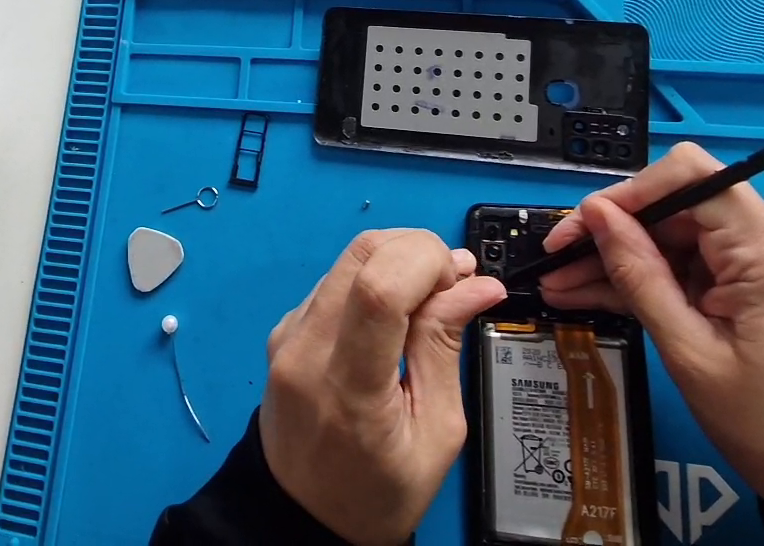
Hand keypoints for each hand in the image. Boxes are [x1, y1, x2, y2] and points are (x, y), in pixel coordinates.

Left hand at [260, 230, 507, 544]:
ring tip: (436, 290)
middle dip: (419, 249)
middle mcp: (305, 347)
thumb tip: (477, 284)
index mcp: (346, 387)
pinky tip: (401, 304)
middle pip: (362, 253)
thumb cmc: (376, 491)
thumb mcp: (435, 435)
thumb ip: (445, 348)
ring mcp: (289, 331)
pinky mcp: (286, 326)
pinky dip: (376, 274)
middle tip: (455, 280)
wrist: (298, 515)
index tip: (462, 279)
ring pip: (349, 257)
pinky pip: (337, 278)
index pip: (377, 290)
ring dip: (400, 257)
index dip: (426, 263)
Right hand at [539, 143, 763, 523]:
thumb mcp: (690, 353)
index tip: (586, 225)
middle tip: (557, 262)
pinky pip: (695, 260)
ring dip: (622, 258)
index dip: (629, 191)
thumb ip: (638, 275)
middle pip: (677, 205)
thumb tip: (595, 214)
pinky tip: (598, 291)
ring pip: (677, 234)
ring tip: (564, 283)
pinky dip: (652, 276)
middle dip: (612, 231)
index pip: (691, 175)